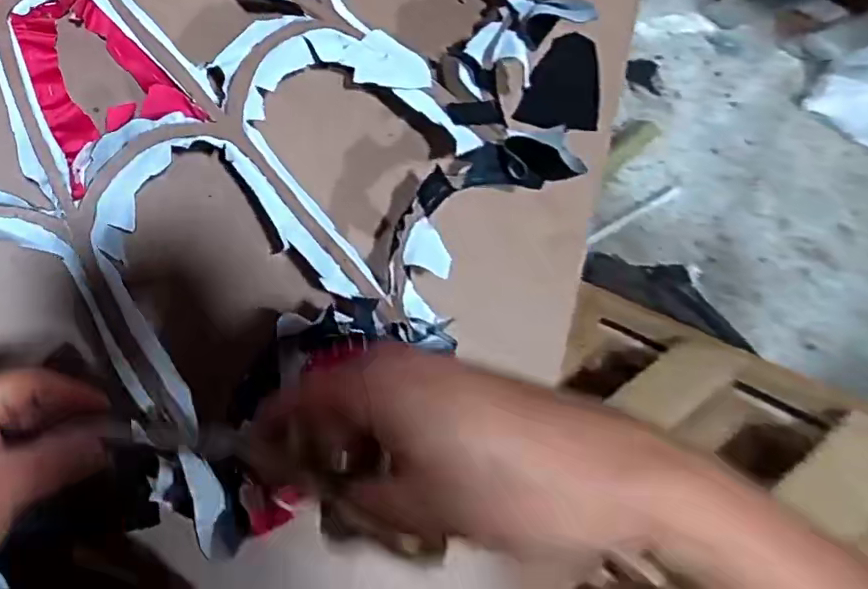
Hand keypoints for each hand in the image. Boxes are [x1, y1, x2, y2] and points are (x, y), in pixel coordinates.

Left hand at [0, 369, 110, 588]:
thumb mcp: (14, 482)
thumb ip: (61, 456)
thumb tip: (103, 441)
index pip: (34, 381)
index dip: (74, 391)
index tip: (108, 405)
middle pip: (29, 397)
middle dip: (68, 410)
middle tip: (107, 421)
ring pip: (23, 420)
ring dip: (57, 430)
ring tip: (94, 438)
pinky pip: (14, 441)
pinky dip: (41, 447)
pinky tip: (64, 457)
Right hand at [248, 342, 709, 563]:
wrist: (611, 466)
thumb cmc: (506, 486)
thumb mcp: (424, 507)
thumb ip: (359, 500)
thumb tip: (327, 495)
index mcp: (368, 380)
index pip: (297, 396)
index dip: (272, 425)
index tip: (255, 452)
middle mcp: (386, 361)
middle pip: (328, 398)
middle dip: (316, 442)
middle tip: (316, 487)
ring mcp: (421, 366)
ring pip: (363, 401)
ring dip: (353, 443)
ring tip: (365, 491)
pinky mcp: (450, 379)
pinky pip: (394, 400)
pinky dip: (384, 433)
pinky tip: (405, 472)